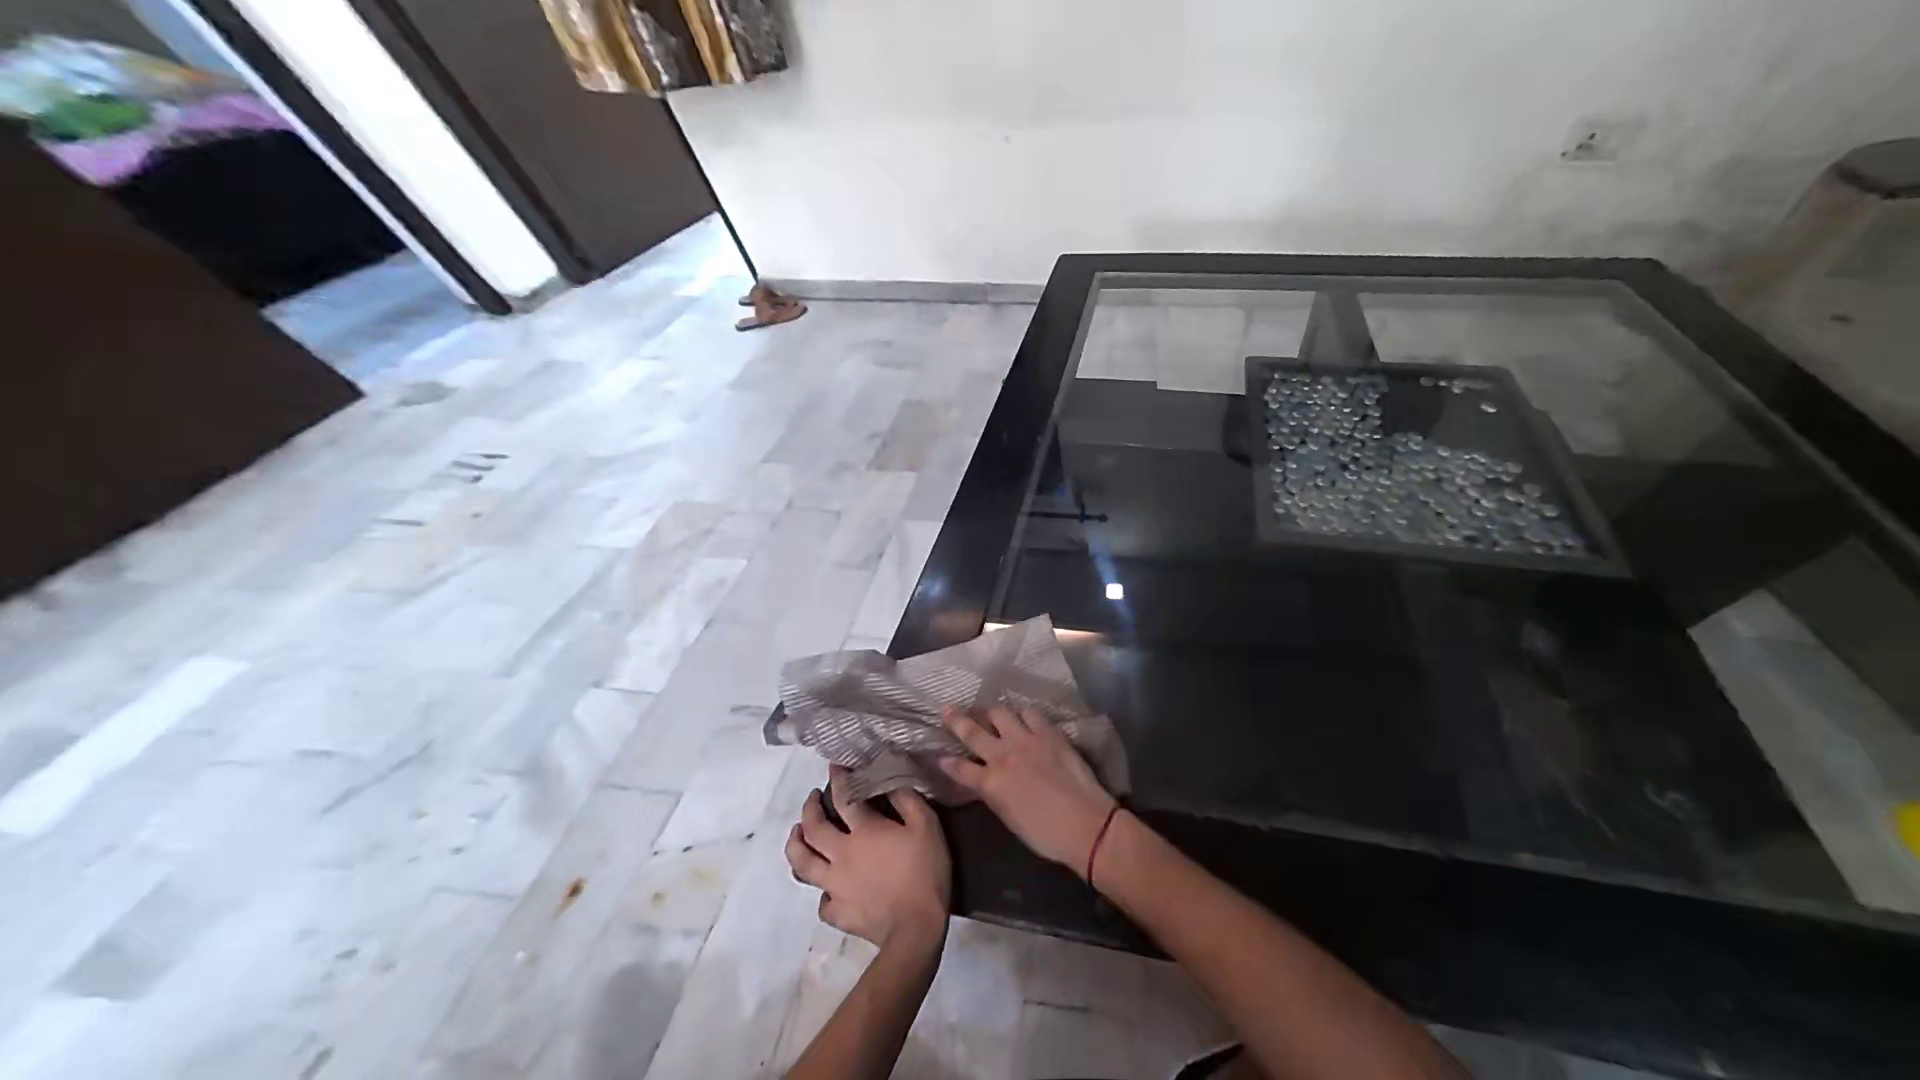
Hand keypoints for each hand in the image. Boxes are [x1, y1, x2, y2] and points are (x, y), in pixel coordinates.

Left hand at [786, 765, 950, 948]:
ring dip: (796, 845)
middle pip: (813, 828)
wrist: (915, 929)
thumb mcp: (926, 826)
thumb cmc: (924, 872)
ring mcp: (835, 886)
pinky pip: (822, 901)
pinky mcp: (838, 912)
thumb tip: (889, 780)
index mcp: (863, 831)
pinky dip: (822, 892)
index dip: (837, 778)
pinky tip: (828, 889)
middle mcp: (841, 854)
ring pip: (803, 864)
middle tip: (811, 798)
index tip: (833, 765)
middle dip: (808, 808)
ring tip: (797, 835)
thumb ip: (907, 799)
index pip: (844, 797)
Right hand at [938, 706, 1117, 875]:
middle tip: (947, 709)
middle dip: (956, 720)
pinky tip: (1023, 716)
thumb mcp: (1008, 818)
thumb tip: (987, 783)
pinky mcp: (1048, 733)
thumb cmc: (1045, 834)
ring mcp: (1026, 740)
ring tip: (989, 712)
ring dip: (991, 713)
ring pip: (999, 714)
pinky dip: (1023, 714)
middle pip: (972, 732)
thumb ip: (993, 795)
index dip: (945, 761)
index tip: (937, 755)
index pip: (959, 768)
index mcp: (990, 783)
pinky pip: (1030, 713)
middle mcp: (1002, 755)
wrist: (1086, 824)